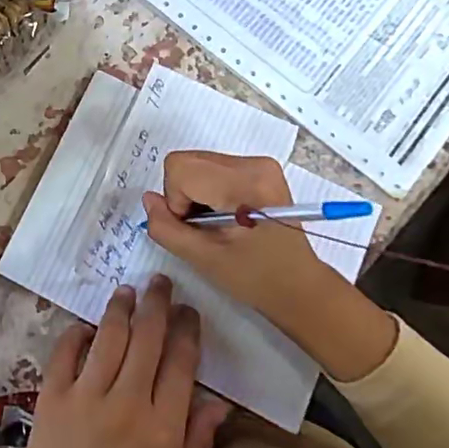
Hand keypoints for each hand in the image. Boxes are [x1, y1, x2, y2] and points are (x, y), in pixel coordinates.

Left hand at [0, 277, 228, 447]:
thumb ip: (199, 443)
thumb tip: (220, 401)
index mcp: (164, 429)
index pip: (181, 363)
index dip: (187, 330)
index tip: (189, 310)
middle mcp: (127, 404)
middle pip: (147, 339)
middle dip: (157, 304)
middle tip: (160, 283)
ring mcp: (85, 398)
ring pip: (109, 338)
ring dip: (120, 309)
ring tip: (127, 291)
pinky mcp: (51, 399)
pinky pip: (64, 353)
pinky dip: (77, 334)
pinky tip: (87, 325)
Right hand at [141, 151, 396, 380]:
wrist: (299, 286)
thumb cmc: (254, 277)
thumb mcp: (202, 258)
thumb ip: (166, 227)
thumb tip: (149, 200)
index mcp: (245, 183)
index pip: (180, 168)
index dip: (176, 200)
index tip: (194, 227)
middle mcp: (254, 164)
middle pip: (187, 162)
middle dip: (183, 195)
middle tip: (203, 227)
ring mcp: (259, 164)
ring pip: (196, 163)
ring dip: (194, 193)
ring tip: (215, 223)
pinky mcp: (259, 169)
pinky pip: (211, 168)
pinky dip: (206, 190)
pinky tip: (223, 215)